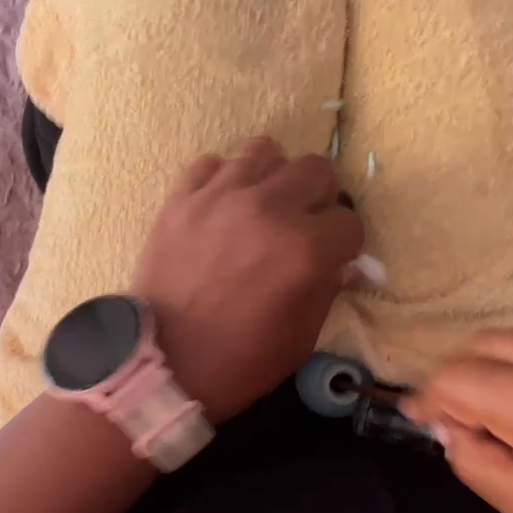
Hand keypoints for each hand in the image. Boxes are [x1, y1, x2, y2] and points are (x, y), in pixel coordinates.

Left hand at [133, 138, 364, 421]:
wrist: (163, 362)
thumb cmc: (240, 360)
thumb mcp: (301, 337)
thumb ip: (327, 289)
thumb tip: (342, 262)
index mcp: (304, 248)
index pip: (349, 221)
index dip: (345, 243)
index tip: (332, 256)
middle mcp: (267, 209)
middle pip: (316, 169)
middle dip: (319, 197)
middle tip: (304, 222)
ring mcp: (219, 196)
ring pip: (265, 150)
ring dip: (274, 176)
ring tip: (264, 203)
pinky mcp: (181, 197)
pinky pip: (212, 163)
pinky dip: (223, 179)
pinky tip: (223, 206)